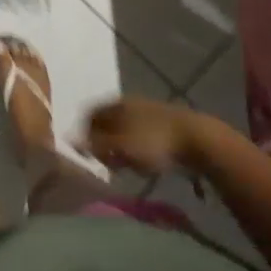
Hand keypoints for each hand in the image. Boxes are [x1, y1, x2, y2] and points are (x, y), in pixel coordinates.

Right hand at [85, 97, 216, 174]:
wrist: (199, 140)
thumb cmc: (153, 142)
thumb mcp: (119, 146)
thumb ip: (93, 145)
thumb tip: (71, 142)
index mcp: (115, 103)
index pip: (89, 114)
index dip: (84, 134)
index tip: (87, 155)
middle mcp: (130, 103)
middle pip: (108, 123)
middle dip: (105, 144)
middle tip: (107, 164)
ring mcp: (150, 112)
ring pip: (127, 131)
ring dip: (124, 149)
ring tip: (129, 167)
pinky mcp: (167, 125)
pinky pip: (145, 137)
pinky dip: (141, 150)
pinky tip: (148, 164)